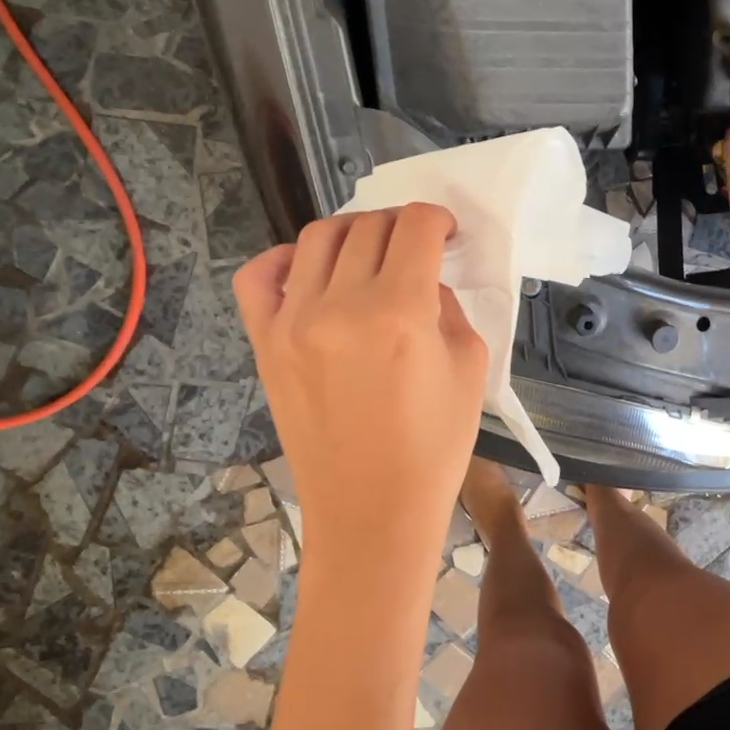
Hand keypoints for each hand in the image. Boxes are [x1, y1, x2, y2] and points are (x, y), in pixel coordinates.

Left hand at [232, 204, 488, 536]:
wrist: (372, 510)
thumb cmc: (434, 446)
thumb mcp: (470, 367)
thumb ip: (449, 308)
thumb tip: (424, 281)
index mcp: (401, 311)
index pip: (417, 228)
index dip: (439, 219)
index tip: (448, 233)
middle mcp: (342, 305)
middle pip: (370, 226)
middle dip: (402, 224)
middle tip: (418, 246)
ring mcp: (294, 322)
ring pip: (318, 237)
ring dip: (354, 231)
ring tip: (371, 252)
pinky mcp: (265, 344)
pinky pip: (259, 276)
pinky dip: (285, 258)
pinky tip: (311, 271)